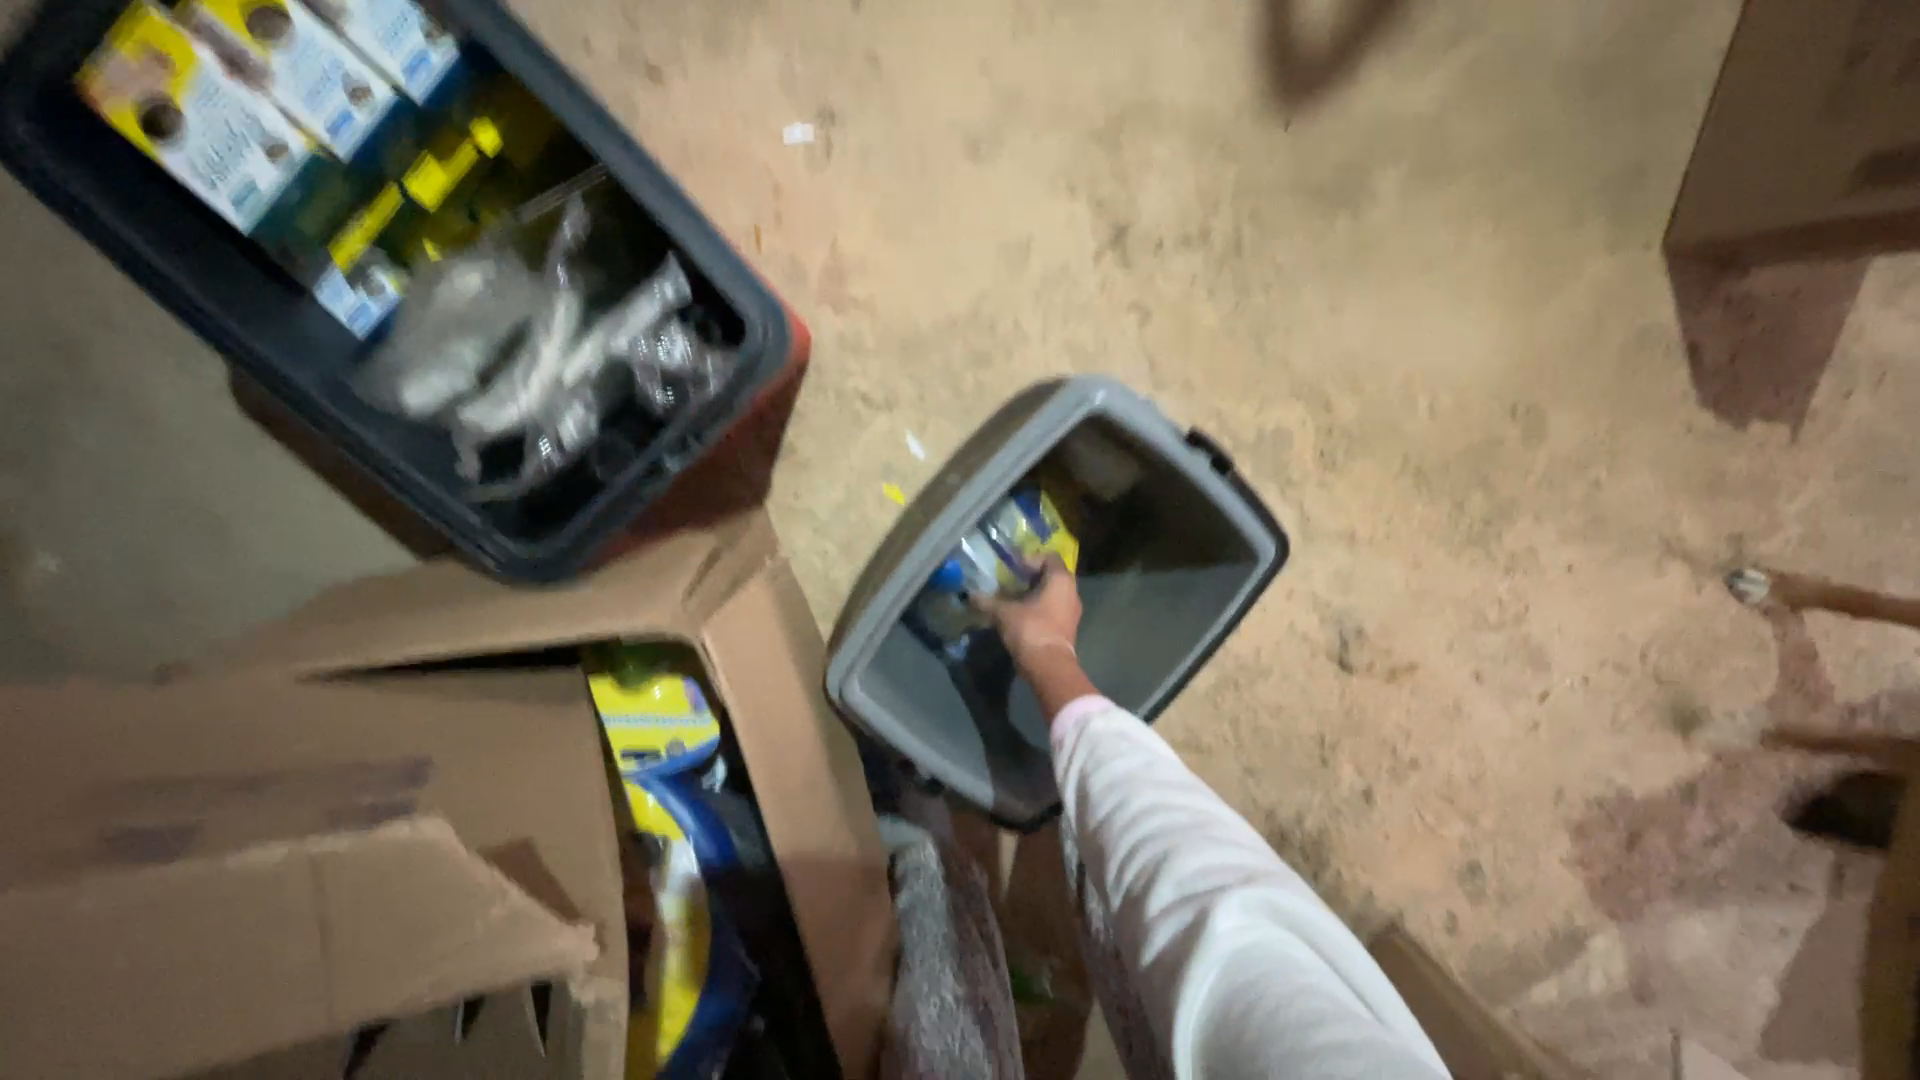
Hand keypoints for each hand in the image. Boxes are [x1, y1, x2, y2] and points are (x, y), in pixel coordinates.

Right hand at [975, 554, 1081, 666]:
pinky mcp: (1067, 628)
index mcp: (1061, 580)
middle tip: (1008, 581)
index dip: (1030, 559)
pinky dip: (1037, 608)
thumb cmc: (1030, 629)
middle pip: (1050, 575)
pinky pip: (1052, 609)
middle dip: (1029, 577)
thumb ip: (987, 601)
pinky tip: (1018, 614)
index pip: (1050, 557)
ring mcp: (1071, 611)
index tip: (1012, 567)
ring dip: (1032, 594)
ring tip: (1010, 598)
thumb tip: (969, 595)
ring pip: (1052, 594)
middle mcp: (1071, 592)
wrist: (1049, 667)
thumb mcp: (1004, 613)